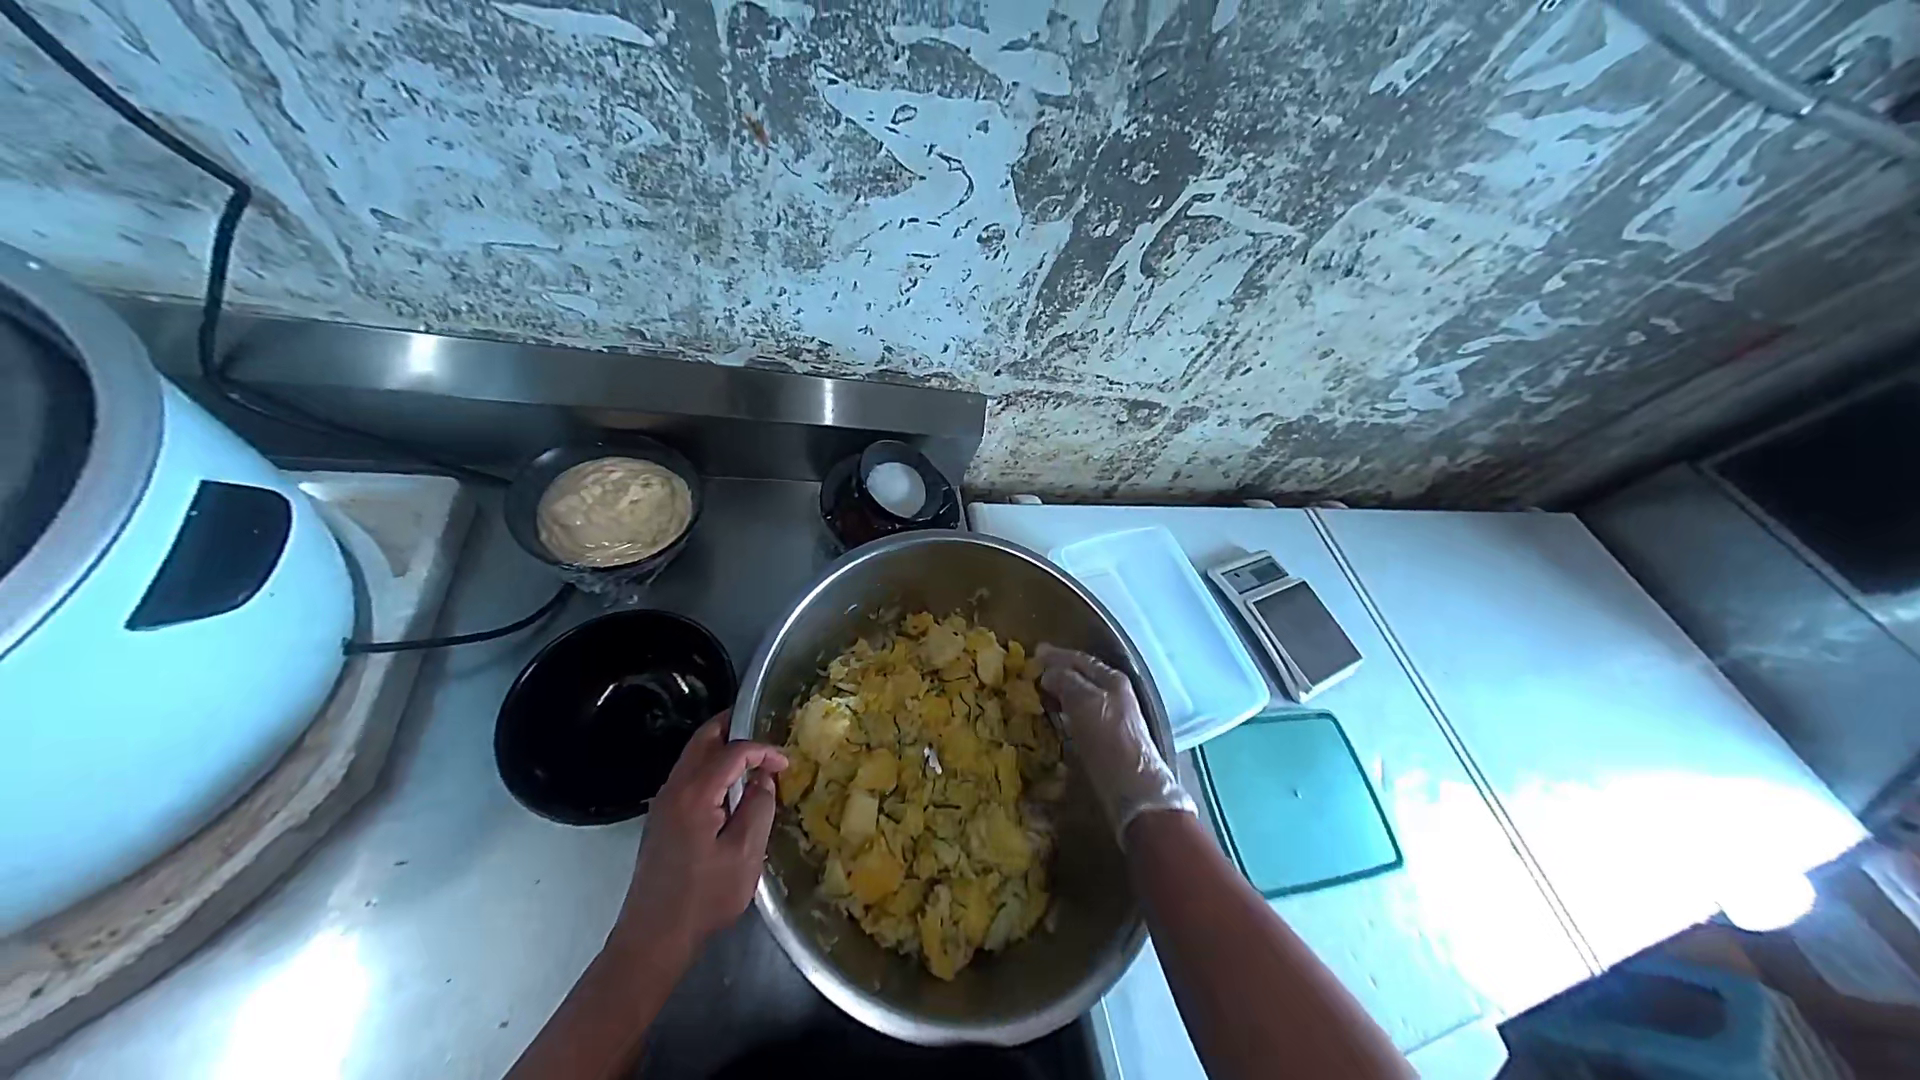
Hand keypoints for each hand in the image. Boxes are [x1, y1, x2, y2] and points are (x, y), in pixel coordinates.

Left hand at [609, 712, 788, 961]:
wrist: (652, 939)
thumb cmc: (704, 898)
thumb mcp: (745, 854)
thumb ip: (759, 807)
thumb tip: (765, 778)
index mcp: (694, 793)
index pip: (733, 751)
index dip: (763, 751)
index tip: (786, 765)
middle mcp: (674, 789)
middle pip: (703, 738)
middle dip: (735, 726)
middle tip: (766, 727)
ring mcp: (664, 803)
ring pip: (693, 754)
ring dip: (723, 746)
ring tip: (755, 756)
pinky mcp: (662, 818)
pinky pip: (689, 774)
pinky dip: (712, 765)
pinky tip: (732, 783)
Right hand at [1035, 644, 1195, 843]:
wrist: (1134, 790)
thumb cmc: (1109, 740)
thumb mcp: (1084, 702)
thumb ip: (1066, 681)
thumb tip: (1048, 673)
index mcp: (1112, 679)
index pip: (1079, 659)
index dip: (1056, 656)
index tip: (1034, 654)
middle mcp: (1114, 694)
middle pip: (1081, 676)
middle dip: (1057, 672)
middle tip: (1032, 673)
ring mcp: (1112, 717)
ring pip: (1081, 696)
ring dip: (1060, 691)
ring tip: (1038, 692)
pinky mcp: (1106, 740)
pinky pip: (1080, 715)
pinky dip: (1065, 710)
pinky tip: (1054, 716)